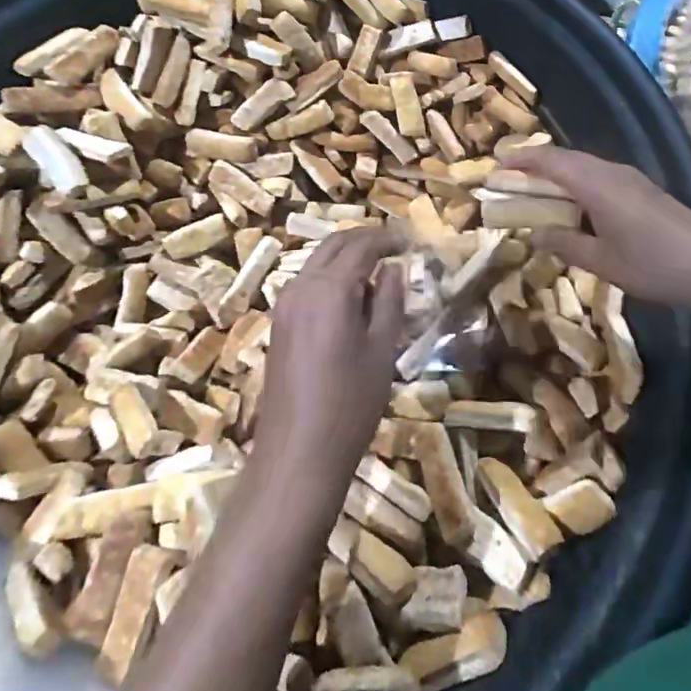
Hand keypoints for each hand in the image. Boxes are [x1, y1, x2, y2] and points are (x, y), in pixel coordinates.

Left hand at [258, 228, 405, 470]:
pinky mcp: (279, 325)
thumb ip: (389, 300)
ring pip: (317, 263)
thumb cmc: (351, 401)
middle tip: (395, 246)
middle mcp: (301, 288)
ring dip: (347, 257)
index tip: (411, 241)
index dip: (388, 239)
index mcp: (329, 289)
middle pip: (333, 245)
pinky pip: (308, 284)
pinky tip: (352, 299)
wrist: (299, 452)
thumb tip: (392, 268)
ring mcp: (284, 306)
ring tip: (379, 271)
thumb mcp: (382, 348)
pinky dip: (331, 277)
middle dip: (365, 239)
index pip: (361, 247)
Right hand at [501, 147, 690, 316]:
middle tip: (509, 182)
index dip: (520, 160)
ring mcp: (632, 179)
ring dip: (557, 174)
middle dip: (534, 165)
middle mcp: (613, 172)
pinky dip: (577, 184)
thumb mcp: (603, 262)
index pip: (550, 160)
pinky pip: (600, 176)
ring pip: (585, 165)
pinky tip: (574, 207)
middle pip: (566, 158)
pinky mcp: (644, 190)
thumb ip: (565, 244)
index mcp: (598, 185)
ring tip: (536, 194)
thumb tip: (535, 234)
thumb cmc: (655, 267)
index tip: (495, 168)